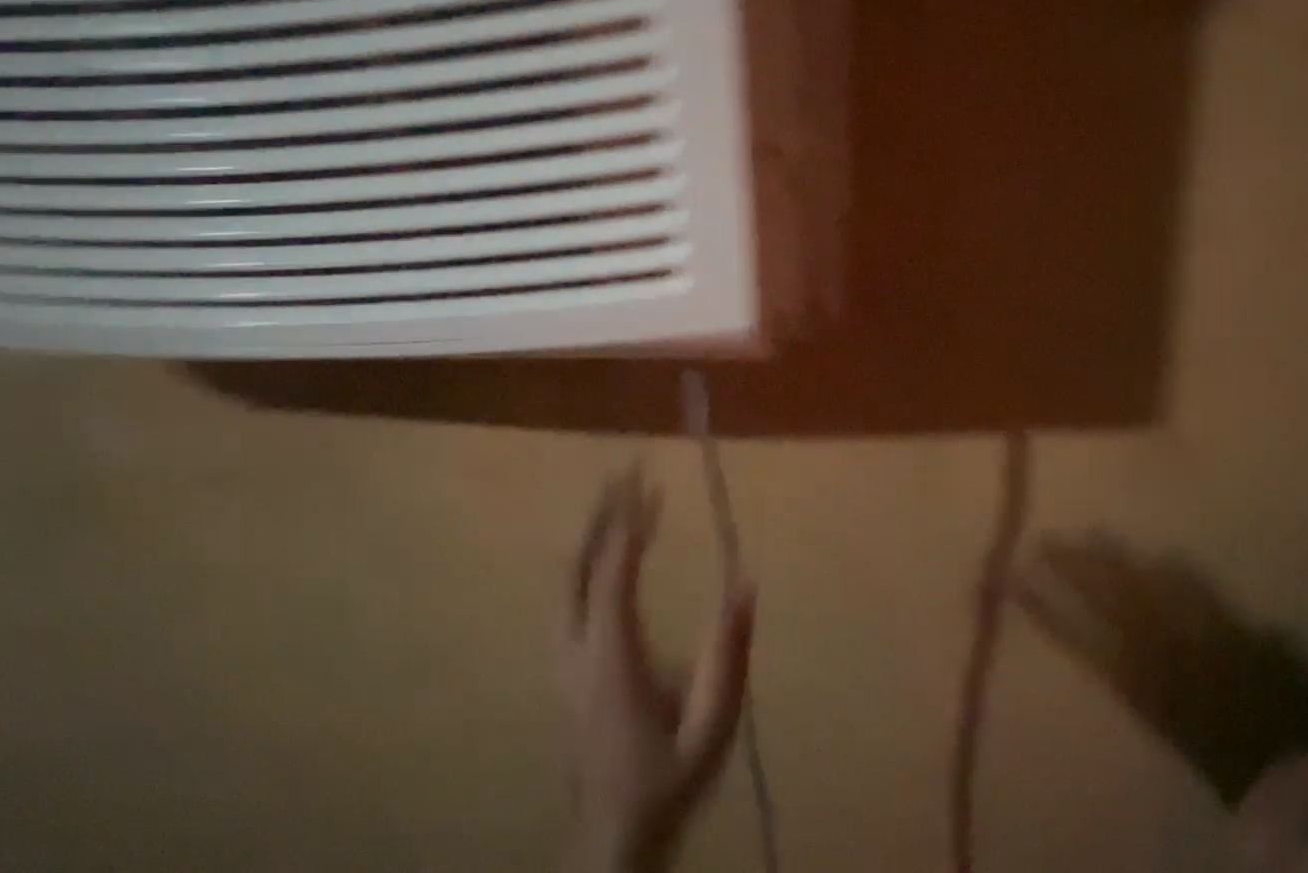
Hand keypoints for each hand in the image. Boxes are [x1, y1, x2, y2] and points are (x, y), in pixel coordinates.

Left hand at [558, 467, 756, 872]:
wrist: (610, 837)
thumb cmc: (666, 780)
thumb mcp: (711, 727)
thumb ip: (728, 658)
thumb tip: (745, 584)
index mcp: (611, 660)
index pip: (613, 575)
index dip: (630, 526)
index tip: (651, 484)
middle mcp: (576, 651)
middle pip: (575, 566)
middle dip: (600, 514)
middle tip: (624, 470)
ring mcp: (562, 661)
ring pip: (562, 581)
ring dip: (588, 533)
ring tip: (614, 499)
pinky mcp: (564, 670)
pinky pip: (567, 597)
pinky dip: (584, 560)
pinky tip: (599, 552)